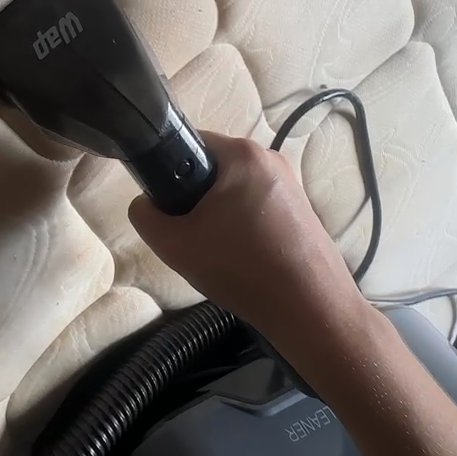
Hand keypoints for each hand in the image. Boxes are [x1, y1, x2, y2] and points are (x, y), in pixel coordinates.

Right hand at [128, 130, 367, 348]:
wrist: (313, 313)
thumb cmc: (242, 268)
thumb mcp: (173, 244)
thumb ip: (144, 215)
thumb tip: (146, 204)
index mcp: (242, 154)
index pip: (189, 142)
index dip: (169, 170)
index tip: (167, 204)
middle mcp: (270, 159)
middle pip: (212, 167)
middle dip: (195, 196)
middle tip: (188, 232)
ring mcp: (292, 185)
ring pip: (235, 190)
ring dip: (219, 213)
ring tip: (215, 249)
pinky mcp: (304, 211)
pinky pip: (257, 206)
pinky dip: (243, 226)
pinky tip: (242, 257)